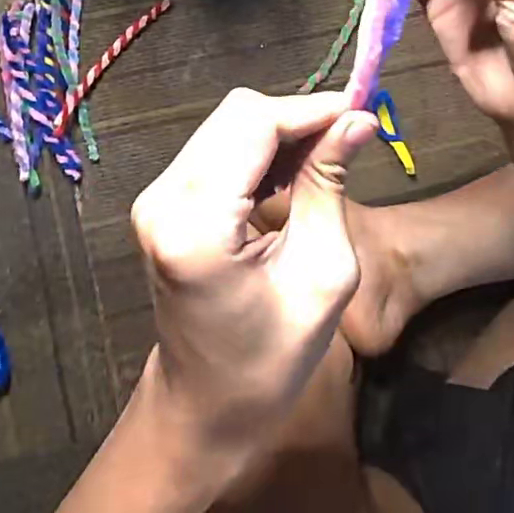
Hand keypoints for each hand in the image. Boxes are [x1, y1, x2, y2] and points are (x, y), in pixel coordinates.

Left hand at [129, 90, 376, 477]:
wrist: (204, 405)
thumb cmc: (270, 360)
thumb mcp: (321, 273)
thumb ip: (329, 184)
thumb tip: (357, 120)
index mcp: (195, 227)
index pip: (253, 125)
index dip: (309, 109)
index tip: (359, 110)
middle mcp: (162, 199)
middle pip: (236, 115)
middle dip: (296, 116)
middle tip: (345, 135)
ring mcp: (154, 196)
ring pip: (226, 124)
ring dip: (279, 130)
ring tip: (323, 157)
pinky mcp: (161, 198)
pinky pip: (216, 146)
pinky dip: (258, 147)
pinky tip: (288, 171)